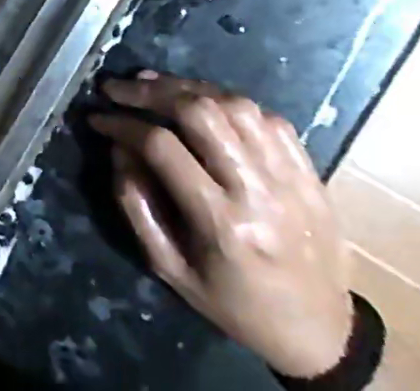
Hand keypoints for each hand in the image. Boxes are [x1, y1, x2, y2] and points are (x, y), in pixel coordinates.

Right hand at [90, 74, 351, 378]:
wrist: (320, 332)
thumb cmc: (234, 303)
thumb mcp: (171, 269)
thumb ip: (136, 206)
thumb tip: (119, 148)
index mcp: (221, 223)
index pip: (162, 146)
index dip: (122, 124)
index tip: (99, 117)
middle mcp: (258, 190)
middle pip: (200, 112)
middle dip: (151, 92)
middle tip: (120, 89)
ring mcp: (289, 176)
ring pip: (234, 104)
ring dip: (188, 89)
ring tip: (157, 88)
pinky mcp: (309, 170)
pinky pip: (267, 116)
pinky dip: (229, 102)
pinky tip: (206, 106)